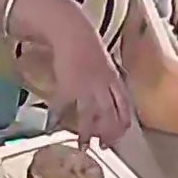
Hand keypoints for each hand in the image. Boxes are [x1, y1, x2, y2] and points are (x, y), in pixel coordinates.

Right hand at [48, 22, 132, 150]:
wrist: (71, 31)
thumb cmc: (85, 44)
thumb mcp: (103, 62)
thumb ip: (106, 79)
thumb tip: (105, 94)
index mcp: (113, 78)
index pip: (123, 104)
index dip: (123, 121)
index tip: (121, 134)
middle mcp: (102, 84)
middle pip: (109, 114)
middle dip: (107, 132)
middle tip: (103, 146)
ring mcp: (86, 86)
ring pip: (90, 115)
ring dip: (86, 132)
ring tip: (82, 145)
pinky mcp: (68, 86)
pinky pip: (64, 106)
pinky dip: (58, 117)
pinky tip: (54, 125)